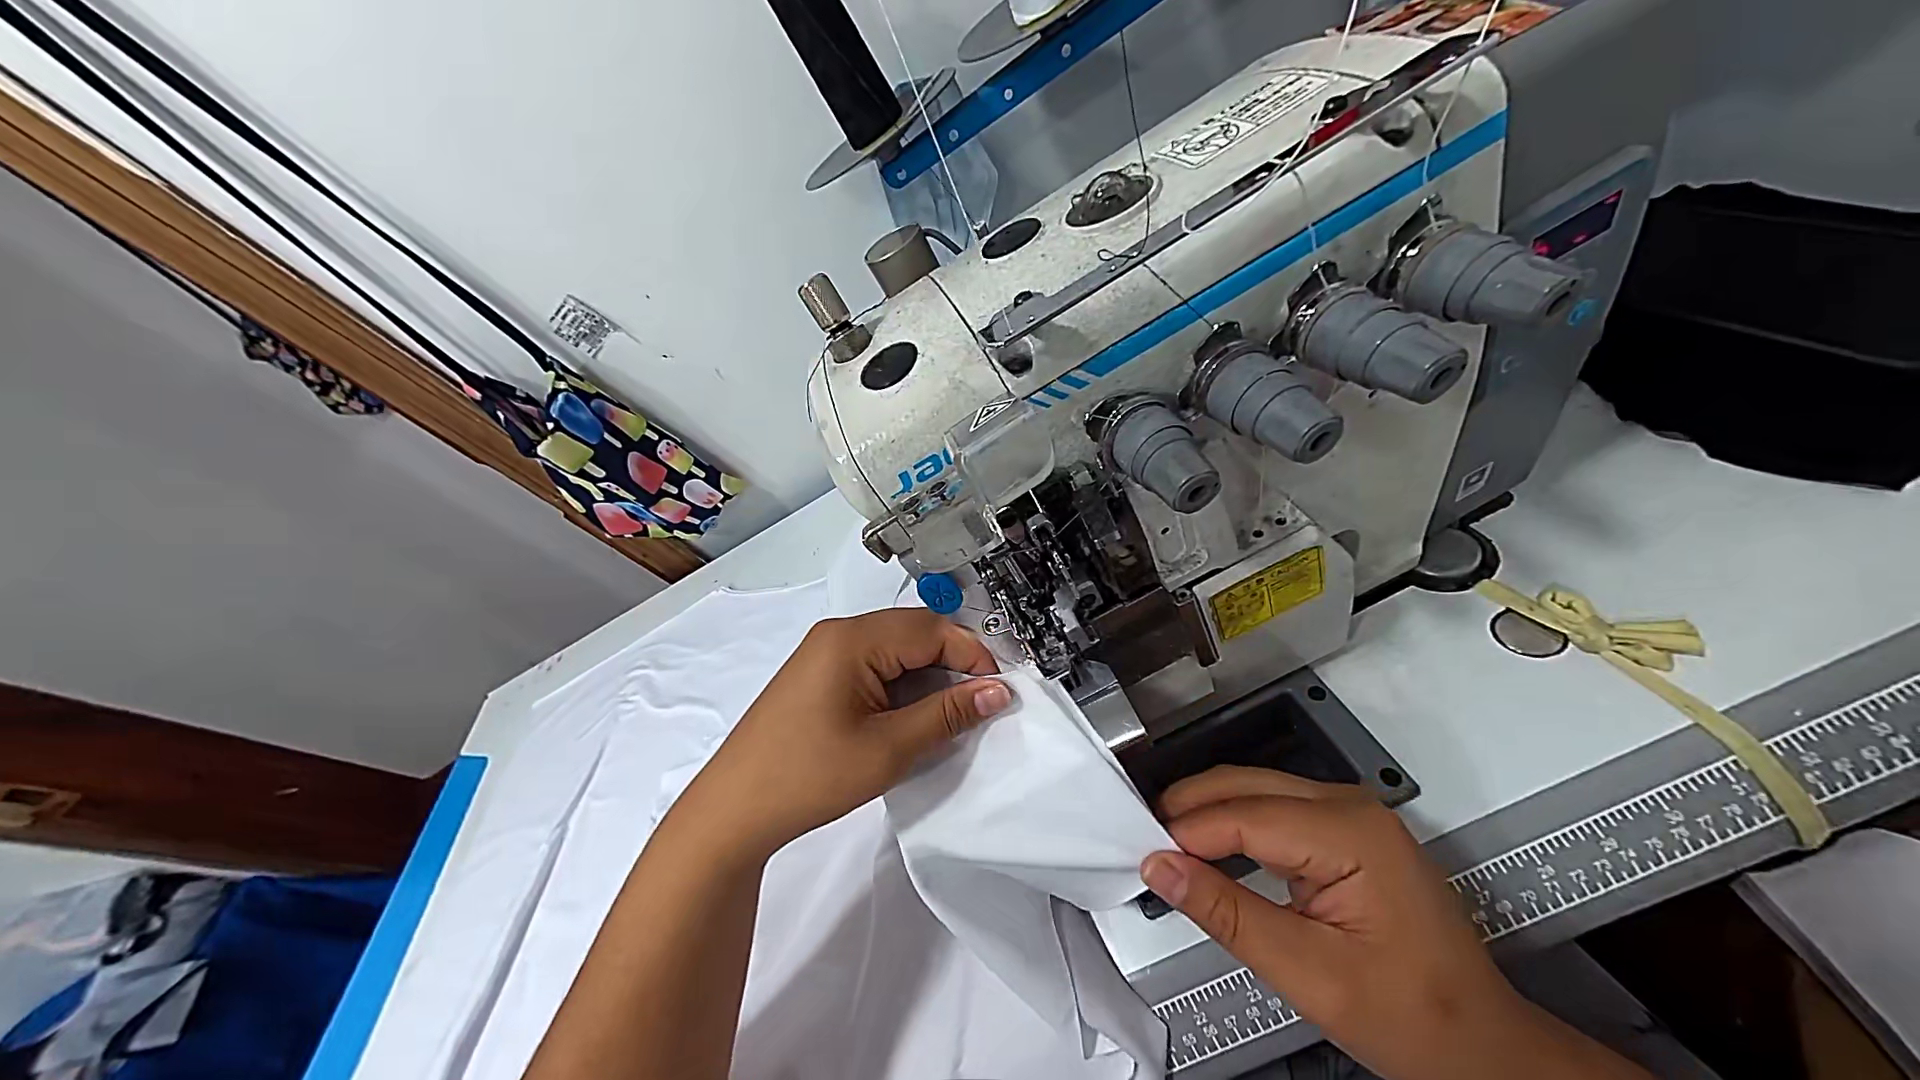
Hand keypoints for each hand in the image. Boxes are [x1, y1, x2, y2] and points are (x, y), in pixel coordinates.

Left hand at [680, 608, 1010, 855]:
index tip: (996, 688)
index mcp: (851, 640)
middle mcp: (836, 635)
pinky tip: (910, 715)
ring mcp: (824, 653)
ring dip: (927, 674)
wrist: (734, 810)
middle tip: (977, 701)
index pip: (931, 628)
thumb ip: (947, 714)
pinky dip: (901, 683)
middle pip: (914, 631)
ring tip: (946, 713)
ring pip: (895, 648)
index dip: (972, 654)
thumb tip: (994, 692)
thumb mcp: (889, 748)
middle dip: (952, 661)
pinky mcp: (818, 674)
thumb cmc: (804, 777)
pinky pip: (874, 663)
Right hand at [1140, 767, 1648, 1079]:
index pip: (1241, 815)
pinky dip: (1229, 824)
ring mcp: (1347, 813)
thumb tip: (1163, 868)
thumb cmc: (1420, 1017)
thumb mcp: (1310, 974)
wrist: (1482, 1044)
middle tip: (1145, 847)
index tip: (1145, 856)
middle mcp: (1350, 808)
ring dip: (1204, 815)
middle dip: (1186, 811)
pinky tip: (1207, 849)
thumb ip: (1227, 913)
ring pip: (1249, 789)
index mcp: (1351, 833)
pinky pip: (1267, 807)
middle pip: (1241, 786)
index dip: (1184, 833)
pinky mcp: (1340, 827)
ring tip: (1167, 851)